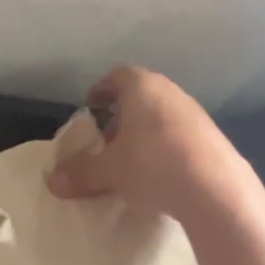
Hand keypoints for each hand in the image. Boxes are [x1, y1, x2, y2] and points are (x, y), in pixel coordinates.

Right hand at [46, 66, 264, 226]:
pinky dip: (162, 147)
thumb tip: (52, 180)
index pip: (116, 77)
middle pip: (139, 97)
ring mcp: (192, 113)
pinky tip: (157, 173)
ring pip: (159, 116)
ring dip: (142, 133)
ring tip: (130, 161)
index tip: (91, 106)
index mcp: (141, 88)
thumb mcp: (108, 172)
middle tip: (106, 141)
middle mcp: (169, 92)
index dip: (101, 90)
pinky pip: (176, 135)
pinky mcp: (208, 136)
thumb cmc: (152, 166)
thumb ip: (80, 173)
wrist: (212, 187)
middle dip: (120, 117)